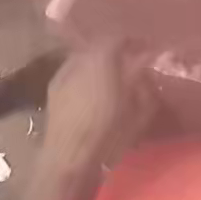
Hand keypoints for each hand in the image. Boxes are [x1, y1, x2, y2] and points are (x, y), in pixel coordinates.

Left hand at [17, 38, 153, 199]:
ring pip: (84, 58)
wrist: (66, 162)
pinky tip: (93, 91)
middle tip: (130, 62)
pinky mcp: (53, 88)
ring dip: (98, 63)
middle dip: (115, 51)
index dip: (134, 41)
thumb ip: (143, 81)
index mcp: (101, 59)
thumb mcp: (137, 110)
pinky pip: (73, 72)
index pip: (118, 37)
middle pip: (99, 45)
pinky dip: (85, 76)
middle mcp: (78, 59)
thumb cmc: (106, 137)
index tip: (146, 49)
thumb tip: (147, 62)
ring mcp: (62, 72)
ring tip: (112, 77)